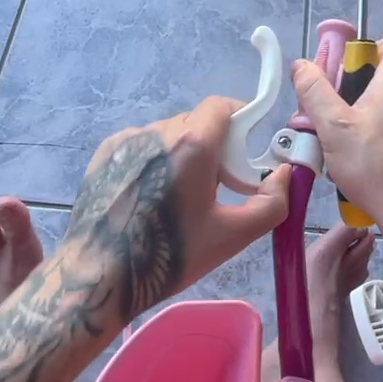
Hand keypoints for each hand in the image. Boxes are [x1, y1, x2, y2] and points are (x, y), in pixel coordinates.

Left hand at [57, 96, 291, 325]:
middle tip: (214, 185)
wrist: (98, 276)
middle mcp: (158, 131)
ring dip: (181, 152)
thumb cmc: (168, 255)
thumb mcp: (230, 237)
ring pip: (168, 133)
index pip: (221, 105)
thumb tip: (284, 175)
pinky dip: (153, 160)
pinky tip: (148, 195)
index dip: (238, 120)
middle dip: (212, 145)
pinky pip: (142, 144)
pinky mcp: (105, 152)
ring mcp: (127, 140)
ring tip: (177, 195)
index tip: (243, 151)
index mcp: (192, 144)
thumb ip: (271, 203)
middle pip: (196, 122)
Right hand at [292, 38, 382, 232]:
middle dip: (346, 89)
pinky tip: (351, 162)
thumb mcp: (333, 126)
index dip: (362, 50)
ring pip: (379, 106)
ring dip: (353, 117)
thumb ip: (315, 92)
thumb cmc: (374, 165)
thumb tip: (302, 65)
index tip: (338, 71)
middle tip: (324, 110)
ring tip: (332, 140)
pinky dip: (367, 137)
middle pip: (377, 76)